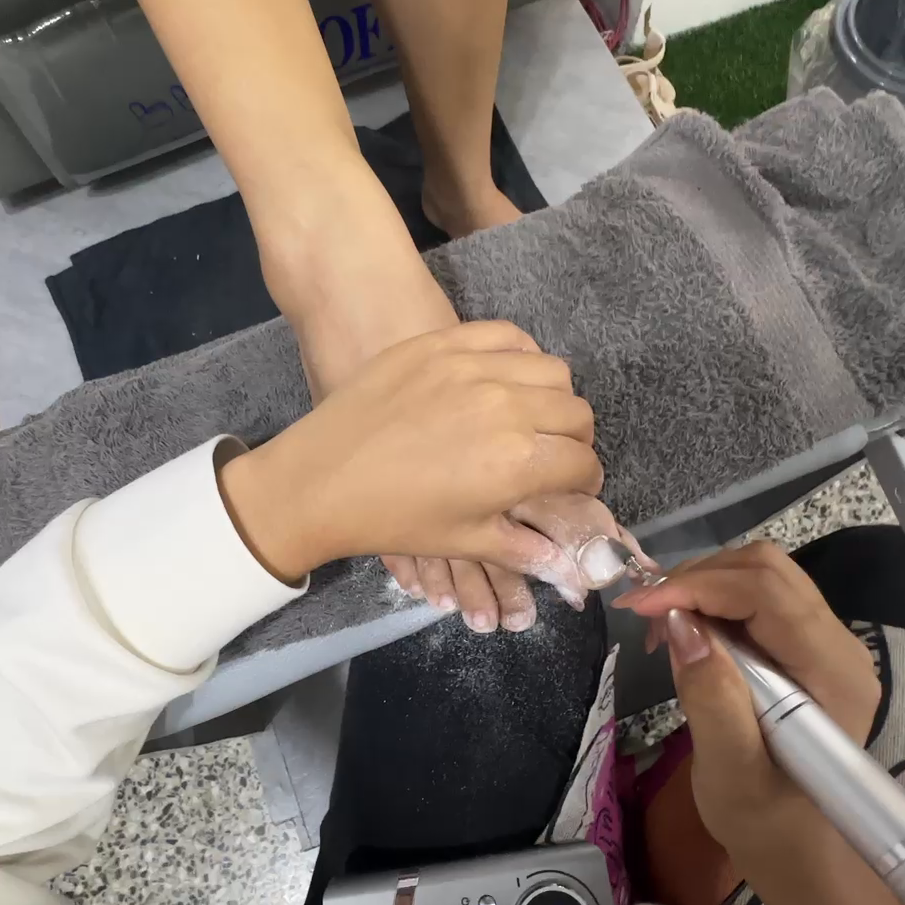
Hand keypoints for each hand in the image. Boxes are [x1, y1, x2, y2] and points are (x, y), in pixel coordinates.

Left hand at [267, 222, 635, 631]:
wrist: (321, 478)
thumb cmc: (392, 518)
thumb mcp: (463, 541)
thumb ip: (528, 551)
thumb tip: (574, 570)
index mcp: (516, 463)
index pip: (582, 463)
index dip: (584, 482)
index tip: (572, 487)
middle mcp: (506, 407)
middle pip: (576, 413)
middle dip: (574, 441)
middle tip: (550, 456)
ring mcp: (473, 367)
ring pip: (551, 371)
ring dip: (552, 398)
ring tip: (527, 417)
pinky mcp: (444, 342)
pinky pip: (508, 335)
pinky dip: (519, 355)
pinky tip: (502, 377)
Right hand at [612, 542, 878, 854]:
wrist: (806, 858)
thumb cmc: (771, 829)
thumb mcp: (732, 776)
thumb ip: (712, 699)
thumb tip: (678, 624)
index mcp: (834, 674)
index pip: (766, 592)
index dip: (697, 585)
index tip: (639, 607)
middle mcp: (838, 645)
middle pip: (765, 568)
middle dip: (696, 578)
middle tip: (646, 615)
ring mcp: (822, 643)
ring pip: (758, 574)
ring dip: (700, 584)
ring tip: (659, 624)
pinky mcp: (801, 648)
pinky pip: (754, 596)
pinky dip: (709, 598)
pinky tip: (683, 630)